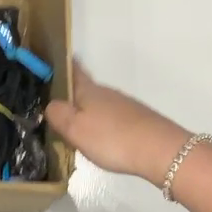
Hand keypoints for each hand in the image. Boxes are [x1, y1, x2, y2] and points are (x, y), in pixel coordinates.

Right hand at [45, 60, 192, 181]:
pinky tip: (104, 138)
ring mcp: (126, 105)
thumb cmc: (111, 138)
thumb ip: (58, 114)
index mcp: (89, 91)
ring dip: (89, 112)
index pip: (74, 71)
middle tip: (60, 109)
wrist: (160, 150)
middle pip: (87, 89)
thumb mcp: (75, 129)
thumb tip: (50, 104)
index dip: (65, 66)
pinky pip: (114, 118)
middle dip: (74, 96)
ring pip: (101, 104)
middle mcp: (108, 93)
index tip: (58, 60)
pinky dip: (105, 124)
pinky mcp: (139, 120)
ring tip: (79, 129)